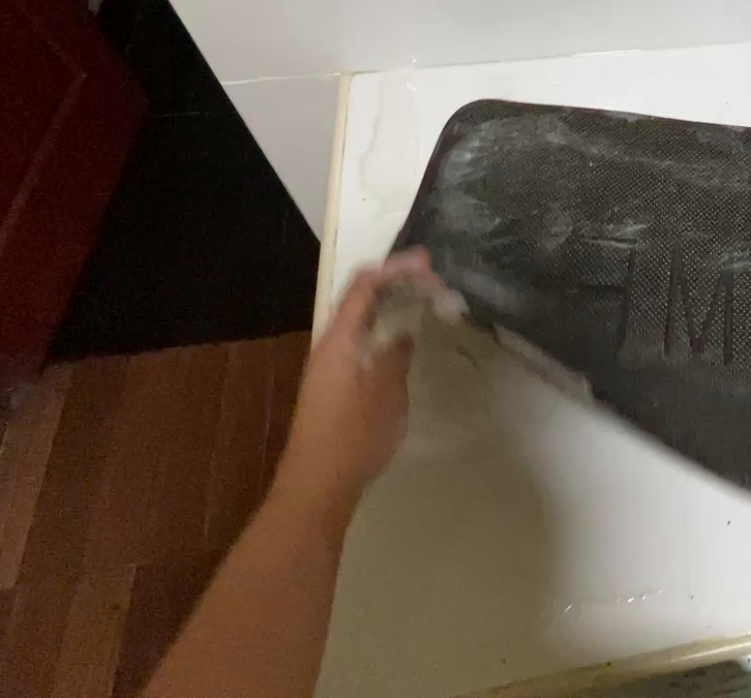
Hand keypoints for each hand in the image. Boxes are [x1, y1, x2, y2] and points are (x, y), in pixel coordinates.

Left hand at [273, 249, 448, 523]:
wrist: (317, 486)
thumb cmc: (354, 437)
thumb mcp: (387, 393)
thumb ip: (396, 356)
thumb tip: (403, 333)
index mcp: (340, 340)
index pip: (365, 286)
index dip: (396, 269)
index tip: (429, 265)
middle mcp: (330, 344)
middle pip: (361, 297)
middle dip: (397, 282)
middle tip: (433, 280)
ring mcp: (330, 363)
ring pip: (362, 318)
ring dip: (391, 304)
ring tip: (425, 302)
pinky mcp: (335, 382)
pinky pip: (362, 338)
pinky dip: (385, 327)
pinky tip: (405, 338)